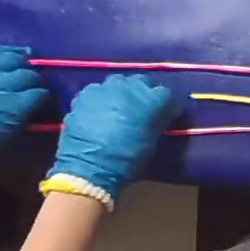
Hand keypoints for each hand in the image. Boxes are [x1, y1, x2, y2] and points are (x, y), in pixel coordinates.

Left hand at [48, 75, 177, 198]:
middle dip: (141, 94)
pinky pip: (96, 93)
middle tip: (139, 110)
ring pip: (117, 84)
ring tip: (116, 111)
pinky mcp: (84, 94)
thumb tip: (159, 117)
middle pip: (140, 83)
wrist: (89, 167)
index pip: (165, 94)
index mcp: (152, 100)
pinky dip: (99, 101)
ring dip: (119, 95)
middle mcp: (129, 86)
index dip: (165, 106)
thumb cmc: (127, 160)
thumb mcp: (152, 143)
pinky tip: (97, 115)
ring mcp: (104, 87)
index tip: (164, 115)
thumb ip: (157, 123)